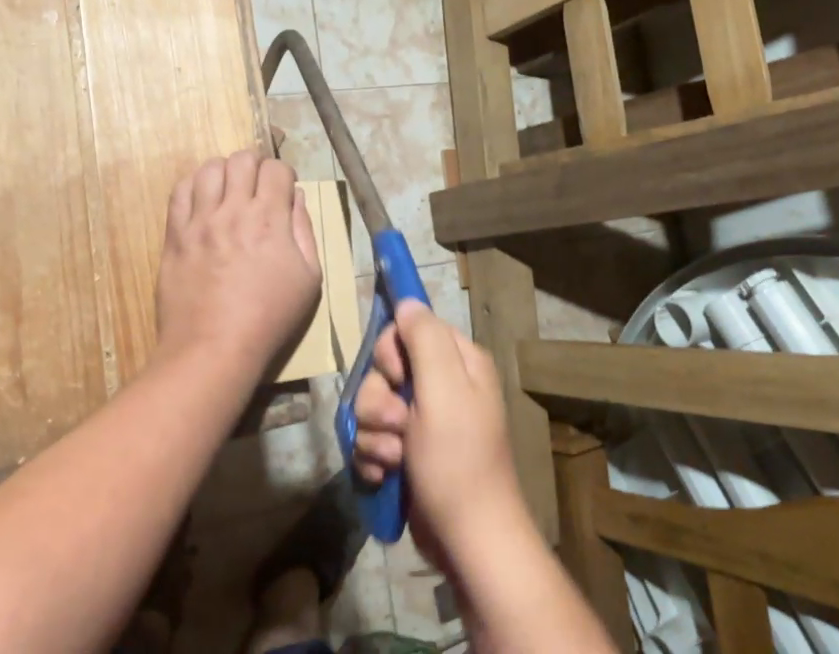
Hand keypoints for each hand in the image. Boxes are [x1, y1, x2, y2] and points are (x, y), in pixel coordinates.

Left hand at [154, 151, 320, 377]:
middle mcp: (233, 210)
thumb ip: (304, 231)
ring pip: (208, 168)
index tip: (283, 190)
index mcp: (270, 219)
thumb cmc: (269, 317)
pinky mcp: (175, 235)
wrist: (213, 347)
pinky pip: (179, 192)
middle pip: (242, 159)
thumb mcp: (308, 278)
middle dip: (255, 165)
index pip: (276, 169)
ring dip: (224, 171)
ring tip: (227, 190)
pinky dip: (193, 186)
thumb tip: (295, 198)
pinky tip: (202, 201)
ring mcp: (199, 220)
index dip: (283, 174)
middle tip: (257, 186)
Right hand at [352, 301, 528, 560]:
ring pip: (372, 407)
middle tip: (399, 424)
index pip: (410, 328)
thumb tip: (407, 300)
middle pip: (384, 369)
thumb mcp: (444, 391)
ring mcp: (423, 422)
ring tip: (396, 459)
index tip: (397, 376)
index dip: (393, 352)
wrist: (467, 537)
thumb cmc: (458, 460)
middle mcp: (442, 386)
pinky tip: (386, 476)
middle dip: (380, 400)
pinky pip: (372, 440)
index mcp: (459, 363)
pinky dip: (374, 459)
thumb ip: (425, 339)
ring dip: (376, 435)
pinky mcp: (406, 453)